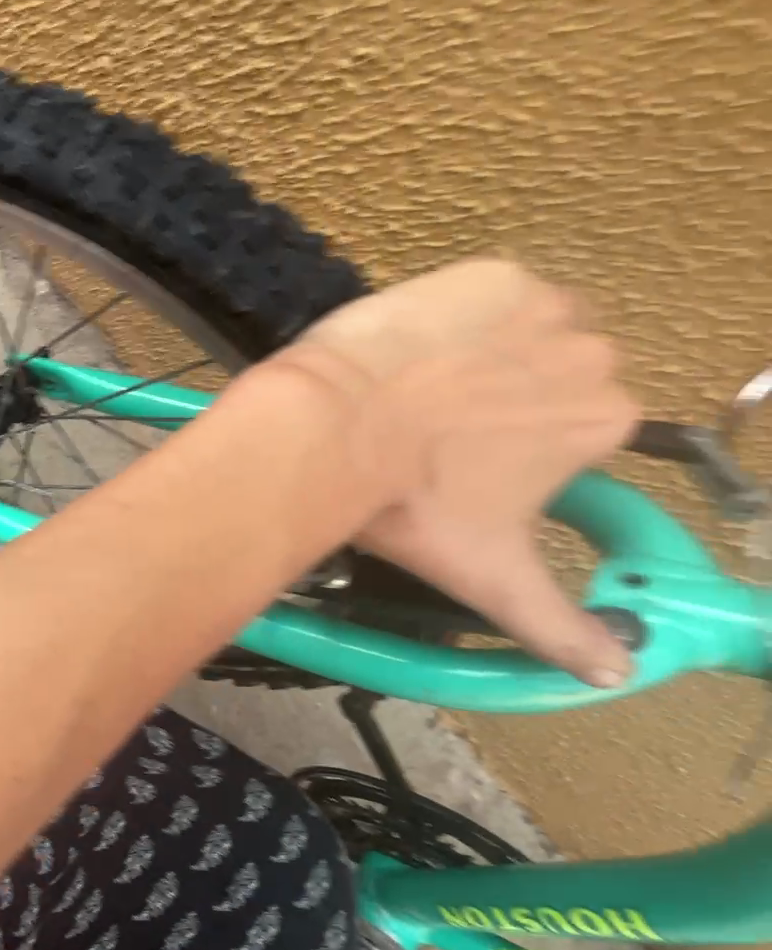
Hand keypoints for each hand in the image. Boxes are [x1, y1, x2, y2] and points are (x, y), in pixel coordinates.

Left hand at [275, 259, 640, 686]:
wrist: (335, 426)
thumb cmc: (407, 501)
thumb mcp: (484, 573)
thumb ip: (554, 621)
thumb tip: (614, 675)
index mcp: (603, 421)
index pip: (564, 423)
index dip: (504, 439)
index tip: (456, 453)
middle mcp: (595, 356)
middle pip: (541, 373)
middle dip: (492, 395)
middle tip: (425, 422)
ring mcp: (542, 307)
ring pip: (514, 329)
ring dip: (474, 351)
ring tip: (410, 384)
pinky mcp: (486, 274)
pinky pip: (478, 290)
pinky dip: (447, 311)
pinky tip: (408, 344)